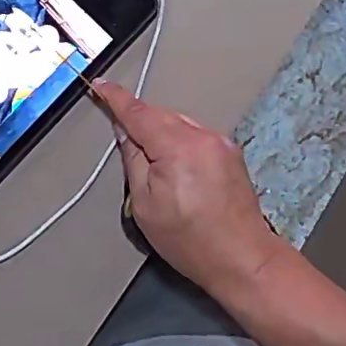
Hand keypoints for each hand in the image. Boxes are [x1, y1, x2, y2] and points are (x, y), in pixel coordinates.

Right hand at [93, 81, 291, 295]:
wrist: (243, 259)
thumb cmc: (192, 241)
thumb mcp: (145, 204)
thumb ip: (132, 160)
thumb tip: (124, 132)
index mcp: (177, 148)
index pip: (138, 113)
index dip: (116, 98)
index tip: (102, 86)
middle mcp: (201, 137)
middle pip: (159, 115)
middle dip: (140, 125)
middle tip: (131, 154)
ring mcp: (219, 142)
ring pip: (177, 123)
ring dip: (161, 134)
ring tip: (160, 173)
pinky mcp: (229, 151)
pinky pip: (194, 134)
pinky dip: (180, 142)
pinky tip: (180, 170)